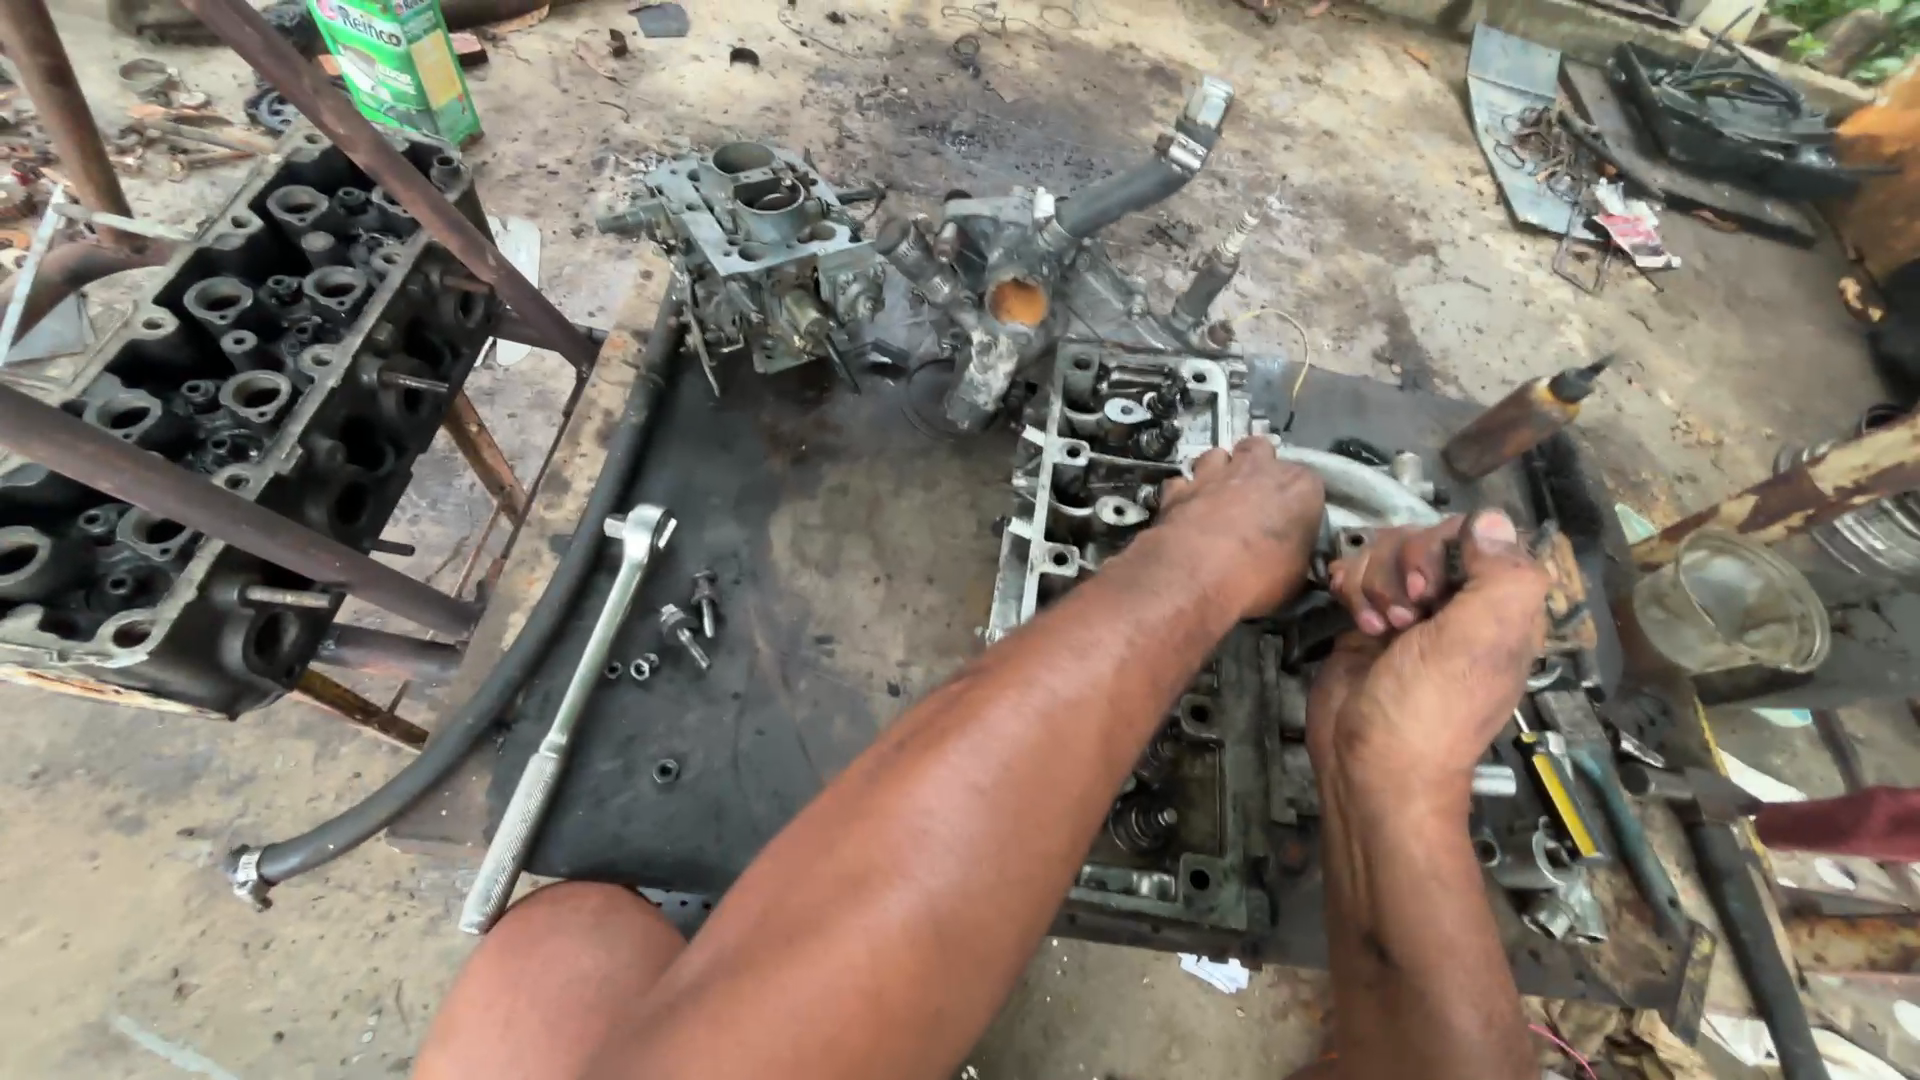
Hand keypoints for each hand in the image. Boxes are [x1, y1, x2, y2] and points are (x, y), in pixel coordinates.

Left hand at [1149, 436, 1325, 620]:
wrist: (1193, 580)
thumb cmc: (1257, 579)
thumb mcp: (1296, 572)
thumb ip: (1295, 546)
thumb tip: (1288, 550)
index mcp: (1299, 485)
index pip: (1306, 481)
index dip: (1294, 498)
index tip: (1287, 516)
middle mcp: (1256, 469)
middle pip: (1258, 450)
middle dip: (1255, 465)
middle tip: (1251, 494)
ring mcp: (1212, 474)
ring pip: (1216, 456)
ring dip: (1217, 471)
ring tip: (1216, 497)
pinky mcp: (1177, 489)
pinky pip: (1181, 482)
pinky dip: (1183, 493)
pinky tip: (1183, 510)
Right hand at [1307, 511, 1549, 802]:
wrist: (1368, 759)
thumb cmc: (1430, 707)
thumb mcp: (1482, 641)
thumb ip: (1502, 574)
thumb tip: (1490, 518)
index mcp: (1499, 605)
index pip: (1476, 534)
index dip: (1442, 548)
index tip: (1428, 589)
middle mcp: (1455, 601)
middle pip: (1419, 536)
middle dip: (1398, 571)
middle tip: (1404, 619)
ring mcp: (1407, 610)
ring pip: (1381, 552)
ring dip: (1369, 584)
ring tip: (1376, 627)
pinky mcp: (1365, 619)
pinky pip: (1354, 575)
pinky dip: (1348, 590)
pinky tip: (1353, 619)